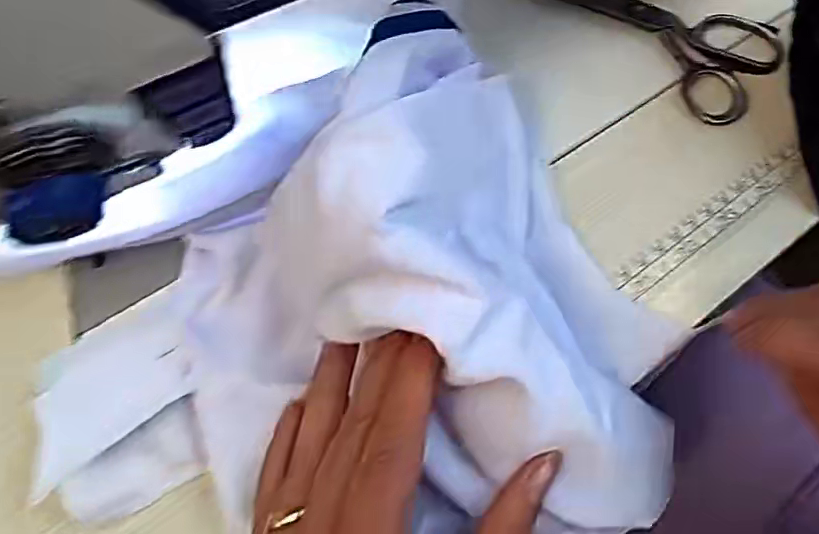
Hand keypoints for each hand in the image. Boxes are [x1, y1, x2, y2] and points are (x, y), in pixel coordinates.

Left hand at [254, 332, 561, 533]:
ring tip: (341, 334)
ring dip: (326, 386)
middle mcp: (321, 527)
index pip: (392, 435)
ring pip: (307, 447)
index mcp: (369, 530)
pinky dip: (284, 442)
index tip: (428, 325)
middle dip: (378, 365)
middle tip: (397, 308)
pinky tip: (294, 408)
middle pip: (353, 429)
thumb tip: (547, 461)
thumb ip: (503, 529)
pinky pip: (271, 488)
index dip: (411, 376)